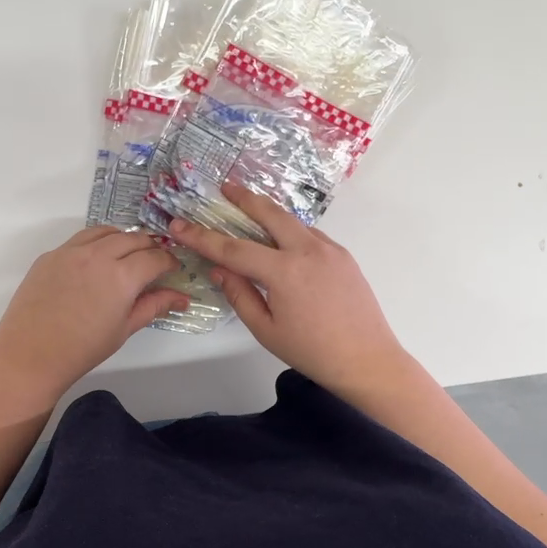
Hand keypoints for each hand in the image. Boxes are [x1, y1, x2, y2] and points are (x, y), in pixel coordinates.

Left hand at [0, 227, 188, 405]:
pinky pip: (80, 239)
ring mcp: (71, 251)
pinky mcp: (50, 255)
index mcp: (122, 276)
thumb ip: (153, 306)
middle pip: (133, 238)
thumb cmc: (82, 350)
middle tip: (153, 263)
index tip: (173, 269)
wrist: (31, 355)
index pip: (155, 257)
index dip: (169, 262)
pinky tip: (95, 261)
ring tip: (126, 255)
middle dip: (149, 248)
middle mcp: (98, 255)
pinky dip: (96, 243)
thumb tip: (182, 298)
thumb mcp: (123, 329)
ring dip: (122, 238)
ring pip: (105, 232)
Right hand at [168, 185, 419, 395]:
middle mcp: (308, 251)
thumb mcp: (266, 329)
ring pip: (293, 222)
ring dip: (270, 213)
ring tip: (250, 209)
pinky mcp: (344, 256)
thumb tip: (219, 270)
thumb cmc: (312, 351)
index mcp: (284, 272)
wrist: (366, 359)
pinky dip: (291, 232)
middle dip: (245, 199)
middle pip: (270, 214)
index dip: (203, 237)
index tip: (180, 225)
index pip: (233, 248)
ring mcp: (330, 250)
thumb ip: (240, 295)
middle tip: (225, 187)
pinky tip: (282, 241)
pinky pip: (311, 236)